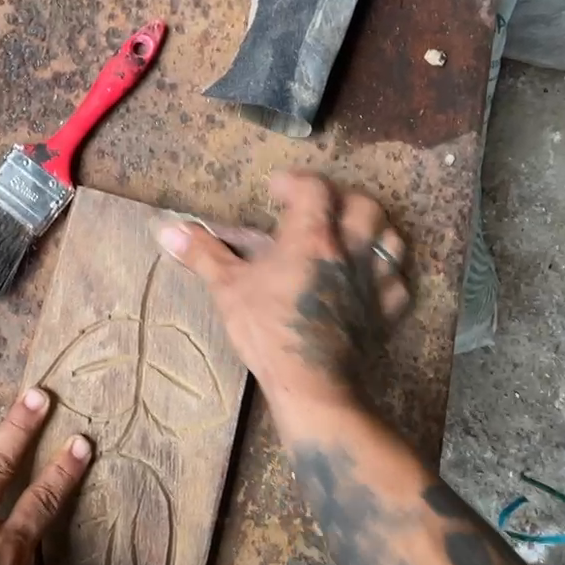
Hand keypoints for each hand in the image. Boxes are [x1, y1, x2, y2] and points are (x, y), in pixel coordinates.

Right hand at [155, 170, 409, 413]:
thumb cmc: (267, 330)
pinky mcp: (387, 311)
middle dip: (341, 198)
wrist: (312, 383)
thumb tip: (165, 230)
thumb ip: (202, 254)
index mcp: (311, 237)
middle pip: (363, 204)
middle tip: (318, 209)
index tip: (276, 190)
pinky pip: (398, 280)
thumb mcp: (228, 288)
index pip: (314, 188)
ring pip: (390, 237)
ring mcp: (374, 281)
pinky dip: (386, 272)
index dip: (295, 181)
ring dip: (373, 229)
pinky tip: (371, 278)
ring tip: (351, 235)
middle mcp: (350, 250)